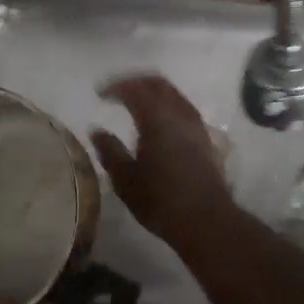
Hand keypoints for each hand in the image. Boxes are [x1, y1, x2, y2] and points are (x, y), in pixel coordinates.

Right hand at [91, 75, 234, 244]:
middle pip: (158, 84)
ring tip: (136, 104)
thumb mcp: (125, 179)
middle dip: (136, 82)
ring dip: (154, 93)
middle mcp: (179, 115)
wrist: (206, 220)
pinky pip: (184, 109)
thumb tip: (97, 131)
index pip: (134, 89)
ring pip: (175, 95)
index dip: (115, 87)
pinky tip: (159, 123)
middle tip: (117, 91)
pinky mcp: (206, 139)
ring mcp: (197, 126)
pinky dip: (167, 106)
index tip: (99, 94)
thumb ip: (110, 150)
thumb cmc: (160, 201)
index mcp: (157, 119)